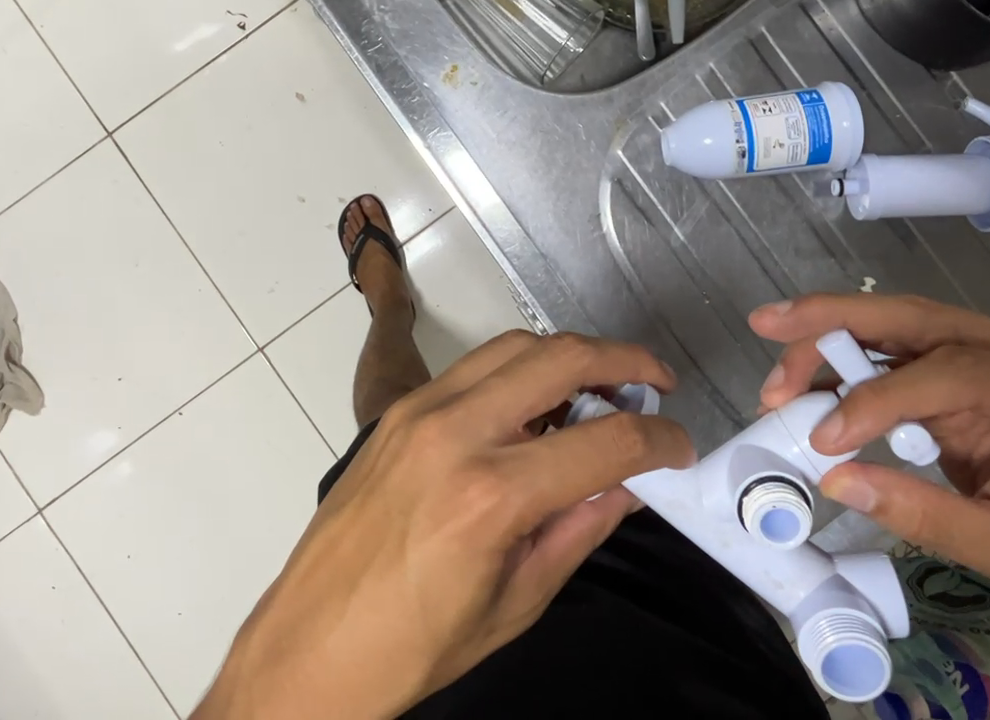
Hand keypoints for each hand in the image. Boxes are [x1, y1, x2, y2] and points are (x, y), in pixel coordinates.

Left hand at [196, 331, 693, 719]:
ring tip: (601, 390)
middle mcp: (455, 432)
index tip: (680, 446)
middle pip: (561, 357)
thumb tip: (630, 481)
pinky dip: (522, 368)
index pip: (605, 442)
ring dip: (571, 355)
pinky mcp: (398, 410)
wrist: (309, 645)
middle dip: (625, 360)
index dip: (660, 439)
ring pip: (516, 345)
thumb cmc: (416, 645)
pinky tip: (538, 405)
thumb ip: (580, 528)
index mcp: (491, 495)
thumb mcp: (517, 602)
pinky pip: (476, 365)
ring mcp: (420, 411)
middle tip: (656, 384)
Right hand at [750, 293, 989, 601]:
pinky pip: (894, 350)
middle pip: (920, 319)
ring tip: (775, 371)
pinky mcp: (960, 365)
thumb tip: (834, 479)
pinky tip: (802, 377)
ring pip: (898, 324)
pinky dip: (843, 361)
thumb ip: (925, 515)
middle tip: (767, 323)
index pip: (961, 372)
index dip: (884, 396)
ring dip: (829, 336)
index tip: (825, 438)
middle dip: (837, 318)